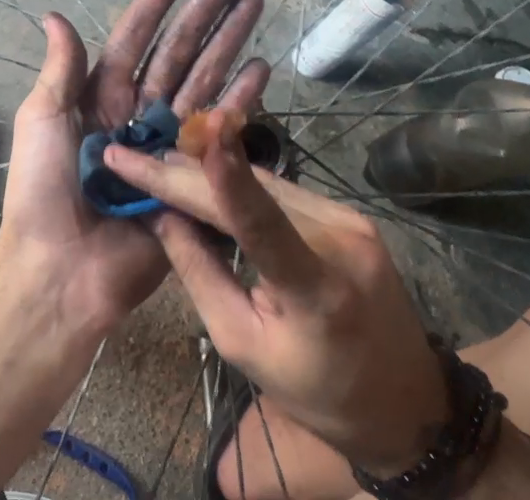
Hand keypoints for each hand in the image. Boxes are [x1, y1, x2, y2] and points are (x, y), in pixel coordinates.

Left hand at [0, 0, 269, 330]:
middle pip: (178, 51)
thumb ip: (60, 70)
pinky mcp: (191, 179)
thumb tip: (53, 15)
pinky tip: (262, 68)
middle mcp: (136, 114)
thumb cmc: (43, 190)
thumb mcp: (40, 120)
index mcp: (98, 97)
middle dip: (206, 13)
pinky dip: (241, 99)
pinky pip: (220, 132)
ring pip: (204, 81)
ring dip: (230, 43)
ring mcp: (167, 145)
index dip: (157, 3)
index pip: (135, 38)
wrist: (63, 271)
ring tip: (257, 4)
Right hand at [104, 127, 449, 476]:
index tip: (202, 127)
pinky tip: (201, 177)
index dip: (229, 174)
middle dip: (181, 172)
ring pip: (262, 183)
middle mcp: (340, 238)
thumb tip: (159, 214)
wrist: (405, 402)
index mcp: (316, 287)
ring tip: (151, 163)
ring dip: (205, 172)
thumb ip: (199, 273)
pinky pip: (280, 191)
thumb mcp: (241, 343)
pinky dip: (237, 184)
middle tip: (125, 155)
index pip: (262, 221)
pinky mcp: (350, 215)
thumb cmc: (315, 388)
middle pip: (247, 191)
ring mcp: (351, 220)